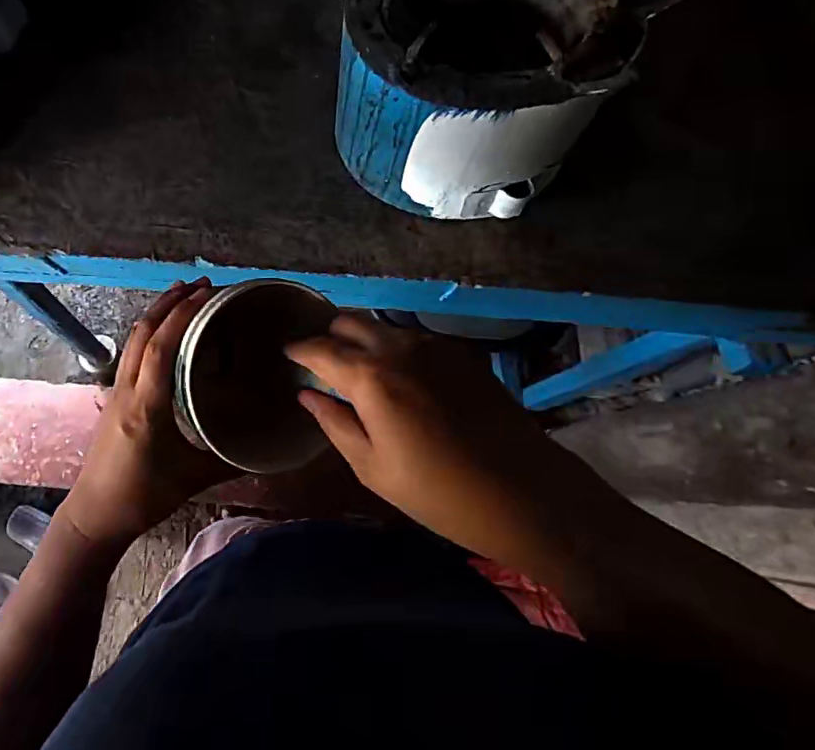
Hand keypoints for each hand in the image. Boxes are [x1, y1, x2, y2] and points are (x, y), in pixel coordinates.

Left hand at [56, 280, 238, 548]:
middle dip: (169, 302)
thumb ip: (228, 459)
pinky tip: (164, 334)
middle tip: (200, 285)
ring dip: (156, 313)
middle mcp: (127, 389)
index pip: (162, 345)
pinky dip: (149, 332)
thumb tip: (264, 445)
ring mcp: (116, 392)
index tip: (206, 293)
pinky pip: (131, 353)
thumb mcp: (191, 478)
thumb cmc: (141, 497)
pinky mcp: (113, 398)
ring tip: (182, 296)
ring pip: (133, 339)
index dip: (183, 314)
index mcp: (146, 404)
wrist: (93, 516)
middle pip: (143, 332)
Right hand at [286, 315, 603, 566]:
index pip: (321, 349)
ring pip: (383, 327)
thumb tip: (308, 395)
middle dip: (330, 335)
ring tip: (357, 366)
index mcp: (370, 378)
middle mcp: (399, 349)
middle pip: (351, 322)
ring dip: (363, 339)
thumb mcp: (374, 469)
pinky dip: (394, 347)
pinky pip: (414, 338)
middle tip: (321, 358)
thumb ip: (336, 423)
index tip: (288, 353)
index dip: (300, 349)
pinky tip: (399, 374)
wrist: (526, 491)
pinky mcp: (461, 353)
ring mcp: (434, 346)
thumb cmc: (439, 493)